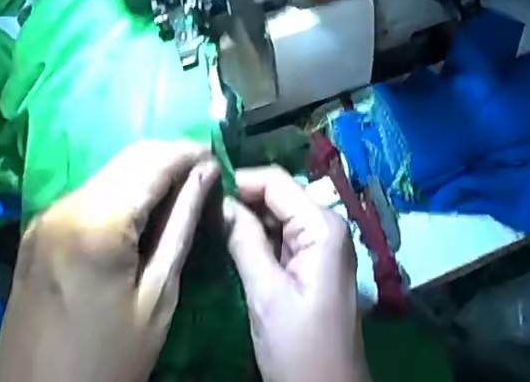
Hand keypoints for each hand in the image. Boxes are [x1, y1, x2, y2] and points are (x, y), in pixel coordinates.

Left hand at [0, 140, 217, 381]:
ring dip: (149, 171)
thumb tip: (207, 171)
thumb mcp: (157, 296)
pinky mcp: (40, 231)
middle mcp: (69, 204)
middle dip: (172, 157)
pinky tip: (145, 209)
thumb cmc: (106, 361)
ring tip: (181, 192)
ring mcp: (49, 216)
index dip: (192, 153)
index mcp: (98, 221)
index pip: (156, 161)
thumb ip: (183, 223)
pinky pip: (93, 190)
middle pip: (132, 157)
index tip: (220, 161)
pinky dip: (124, 188)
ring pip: (113, 169)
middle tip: (205, 176)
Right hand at [223, 166, 368, 381]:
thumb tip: (219, 202)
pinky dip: (260, 236)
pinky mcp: (315, 262)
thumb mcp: (266, 294)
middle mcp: (327, 224)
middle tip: (202, 207)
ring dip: (249, 216)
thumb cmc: (300, 348)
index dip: (240, 181)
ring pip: (279, 214)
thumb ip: (244, 242)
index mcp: (322, 225)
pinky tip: (233, 241)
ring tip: (211, 221)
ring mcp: (323, 243)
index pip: (277, 183)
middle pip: (279, 195)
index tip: (203, 188)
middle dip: (243, 198)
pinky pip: (284, 235)